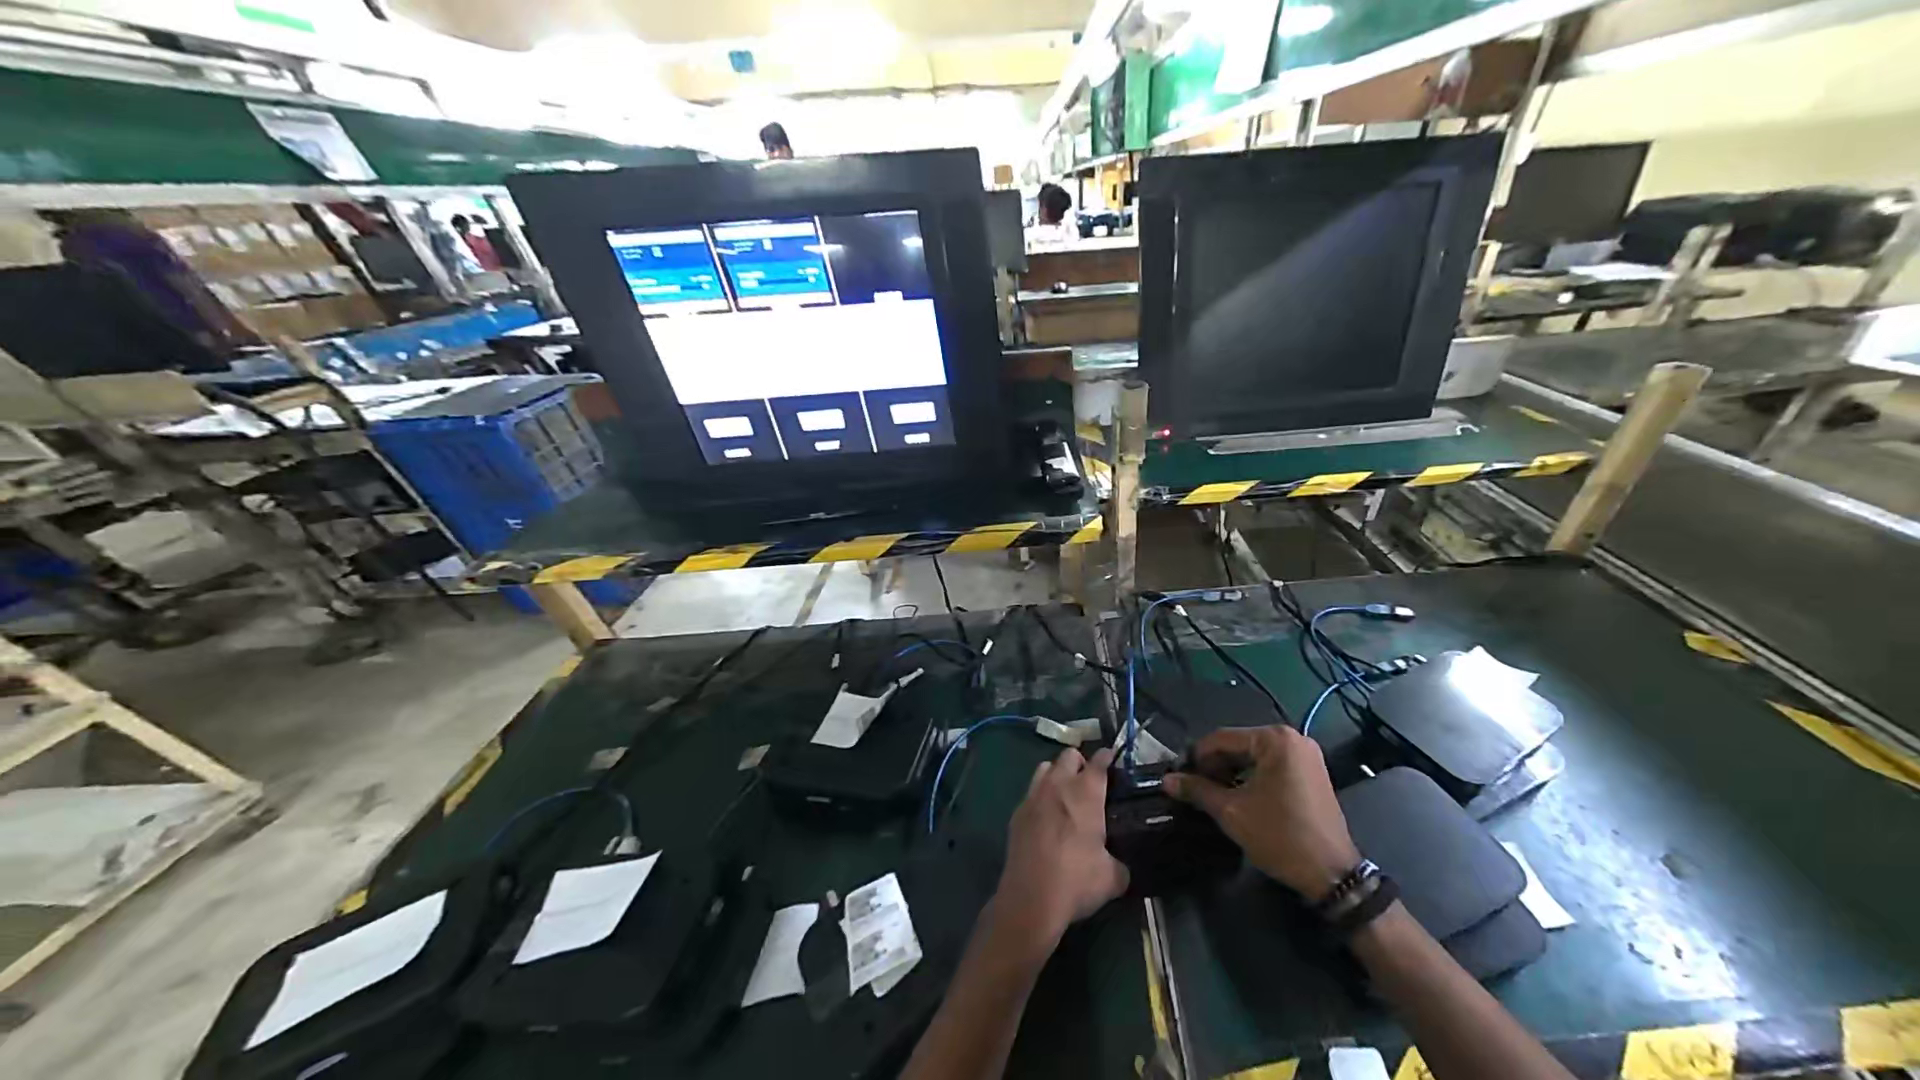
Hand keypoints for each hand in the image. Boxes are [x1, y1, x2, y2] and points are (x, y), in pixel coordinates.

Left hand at [993, 747, 1129, 945]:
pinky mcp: (1017, 812)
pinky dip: (1041, 796)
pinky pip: (1031, 792)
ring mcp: (1033, 796)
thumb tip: (1120, 865)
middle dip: (1081, 763)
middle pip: (1069, 755)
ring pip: (1045, 767)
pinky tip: (1047, 817)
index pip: (1099, 761)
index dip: (1108, 757)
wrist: (1031, 898)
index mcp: (1085, 793)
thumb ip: (1120, 863)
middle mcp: (1058, 785)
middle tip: (1090, 782)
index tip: (1113, 759)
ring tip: (1066, 794)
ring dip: (1057, 774)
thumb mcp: (1113, 877)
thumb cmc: (1076, 881)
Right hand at [1162, 726, 1360, 901]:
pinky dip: (1251, 777)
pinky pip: (1271, 766)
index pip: (1221, 738)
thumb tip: (1167, 780)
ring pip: (1254, 756)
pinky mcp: (1312, 773)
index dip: (1196, 757)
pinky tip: (1238, 796)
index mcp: (1274, 739)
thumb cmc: (1280, 836)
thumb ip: (1197, 790)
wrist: (1332, 875)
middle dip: (1214, 765)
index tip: (1179, 777)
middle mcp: (1293, 738)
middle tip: (1194, 788)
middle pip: (1238, 745)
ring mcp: (1306, 755)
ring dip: (1231, 772)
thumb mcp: (1231, 811)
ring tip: (1213, 795)